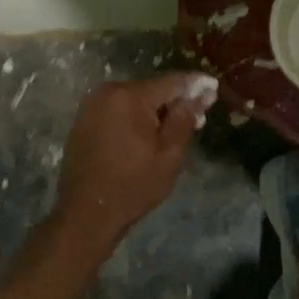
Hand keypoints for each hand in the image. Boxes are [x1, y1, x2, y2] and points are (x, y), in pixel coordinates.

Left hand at [53, 73, 217, 245]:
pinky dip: (134, 118)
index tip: (214, 89)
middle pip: (153, 89)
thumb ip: (186, 118)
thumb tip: (203, 91)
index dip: (196, 85)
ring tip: (171, 133)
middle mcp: (108, 91)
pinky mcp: (83, 120)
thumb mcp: (169, 154)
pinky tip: (144, 138)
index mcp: (130, 96)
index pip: (173, 82)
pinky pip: (118, 110)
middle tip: (195, 121)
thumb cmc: (132, 186)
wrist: (83, 217)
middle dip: (174, 102)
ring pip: (136, 99)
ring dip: (154, 111)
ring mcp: (92, 105)